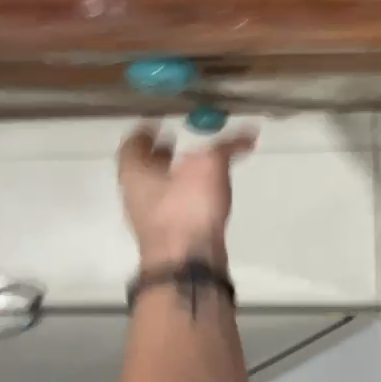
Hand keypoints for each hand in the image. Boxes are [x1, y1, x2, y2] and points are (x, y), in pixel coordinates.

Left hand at [118, 123, 255, 268]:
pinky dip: (186, 190)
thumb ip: (226, 147)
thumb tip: (248, 132)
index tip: (156, 123)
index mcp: (135, 172)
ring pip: (158, 185)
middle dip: (158, 153)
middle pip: (143, 167)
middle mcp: (137, 192)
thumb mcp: (210, 166)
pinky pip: (175, 202)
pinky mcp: (170, 230)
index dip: (144, 132)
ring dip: (173, 173)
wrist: (186, 259)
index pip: (132, 145)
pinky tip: (206, 191)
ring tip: (195, 165)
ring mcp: (151, 214)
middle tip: (174, 141)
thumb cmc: (187, 207)